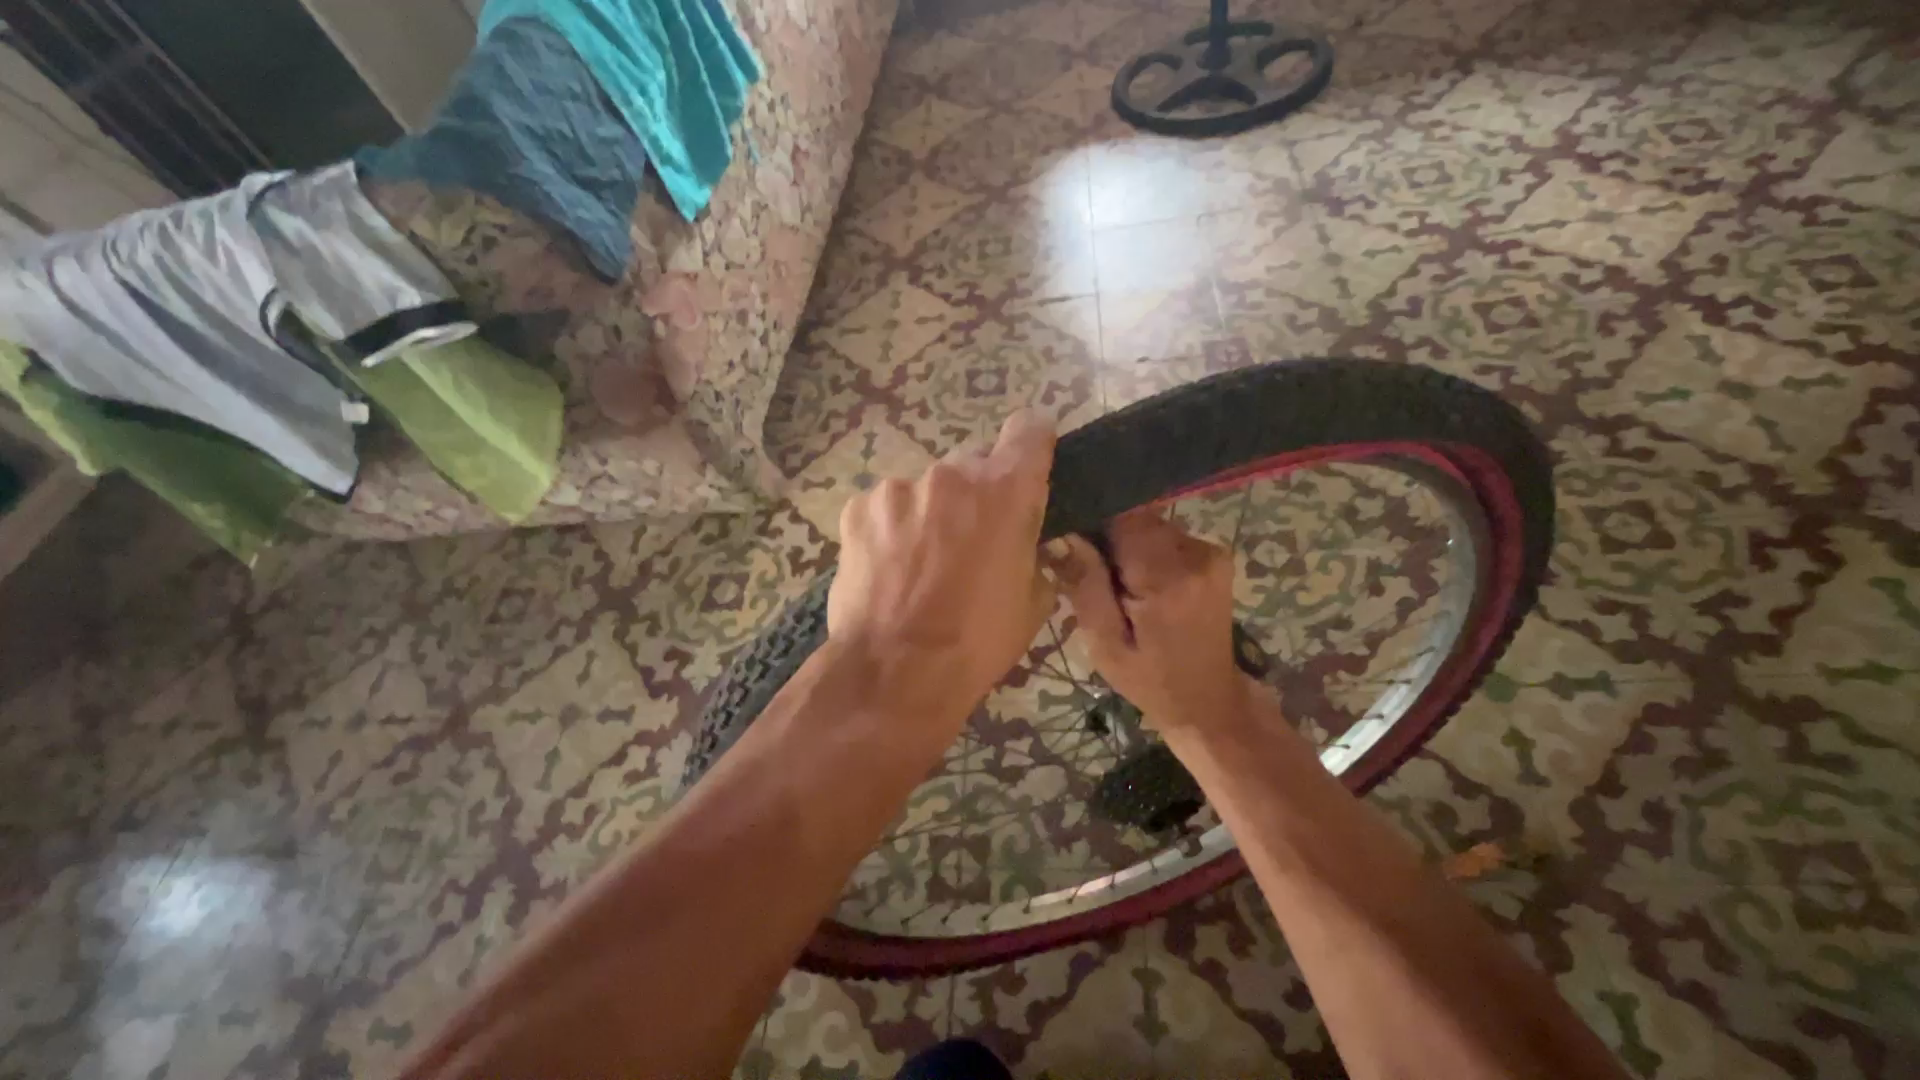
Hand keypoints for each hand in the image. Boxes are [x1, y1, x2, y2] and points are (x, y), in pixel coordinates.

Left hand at [828, 411, 1056, 720]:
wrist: (895, 670)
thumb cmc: (977, 641)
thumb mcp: (1033, 602)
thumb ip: (1035, 554)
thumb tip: (1030, 544)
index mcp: (1006, 490)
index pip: (1030, 429)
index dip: (1031, 446)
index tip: (1027, 472)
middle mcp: (952, 474)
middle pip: (972, 463)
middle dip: (976, 493)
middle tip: (969, 539)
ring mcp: (899, 488)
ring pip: (925, 487)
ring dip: (930, 512)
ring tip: (920, 563)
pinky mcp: (858, 507)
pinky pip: (885, 506)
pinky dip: (890, 528)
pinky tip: (888, 568)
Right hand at [1054, 511, 1258, 732]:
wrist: (1208, 699)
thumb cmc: (1149, 680)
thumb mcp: (1104, 645)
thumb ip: (1086, 587)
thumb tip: (1067, 535)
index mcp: (1168, 580)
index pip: (1121, 518)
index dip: (1093, 529)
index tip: (1078, 556)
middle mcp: (1197, 555)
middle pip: (1137, 518)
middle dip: (1111, 540)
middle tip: (1100, 582)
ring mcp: (1211, 552)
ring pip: (1151, 525)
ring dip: (1130, 547)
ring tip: (1122, 588)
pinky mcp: (1216, 555)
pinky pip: (1167, 537)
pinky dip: (1149, 553)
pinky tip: (1144, 587)